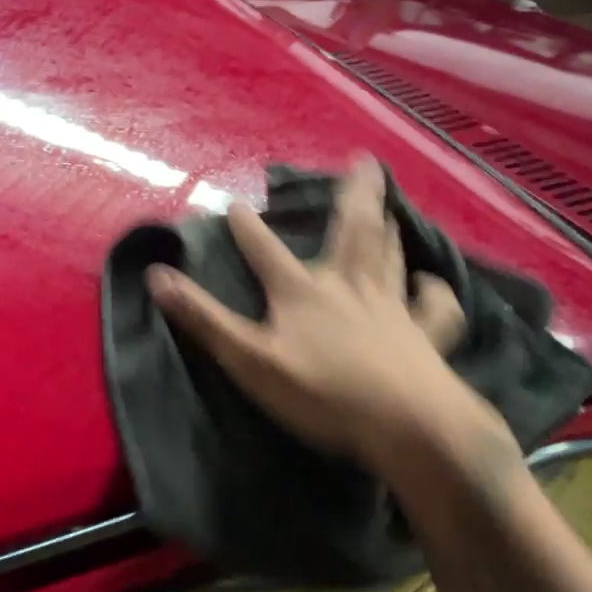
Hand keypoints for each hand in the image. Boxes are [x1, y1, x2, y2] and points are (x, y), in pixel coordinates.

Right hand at [147, 155, 509, 475]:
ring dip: (386, 231)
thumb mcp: (249, 358)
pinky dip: (435, 292)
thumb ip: (203, 318)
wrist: (412, 429)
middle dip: (354, 196)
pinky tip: (432, 283)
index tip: (233, 203)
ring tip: (388, 209)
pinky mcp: (425, 338)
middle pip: (352, 233)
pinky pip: (435, 308)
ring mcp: (392, 311)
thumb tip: (156, 275)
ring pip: (389, 259)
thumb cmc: (323, 393)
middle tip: (364, 162)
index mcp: (303, 292)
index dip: (248, 228)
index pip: (266, 252)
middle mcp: (349, 289)